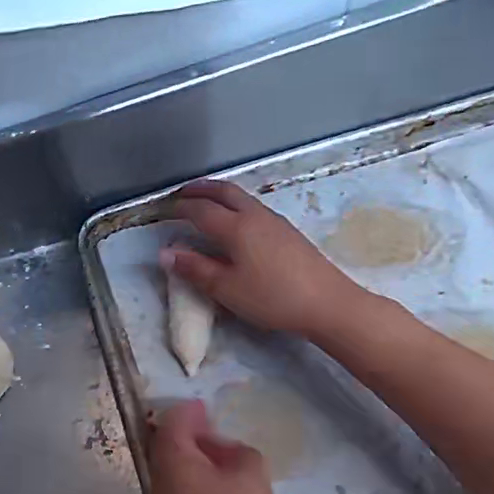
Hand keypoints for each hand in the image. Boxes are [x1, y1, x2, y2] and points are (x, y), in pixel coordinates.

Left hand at [147, 400, 282, 493]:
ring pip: (187, 481)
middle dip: (197, 440)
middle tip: (223, 437)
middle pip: (175, 452)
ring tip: (240, 469)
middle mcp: (165, 486)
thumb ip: (244, 457)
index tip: (205, 407)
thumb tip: (231, 454)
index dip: (190, 412)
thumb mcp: (250, 481)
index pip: (173, 424)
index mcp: (173, 462)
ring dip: (209, 471)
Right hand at [161, 181, 372, 337]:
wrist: (328, 303)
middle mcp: (255, 216)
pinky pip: (254, 208)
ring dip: (220, 195)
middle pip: (224, 192)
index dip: (180, 207)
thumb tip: (166, 253)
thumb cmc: (272, 297)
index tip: (165, 209)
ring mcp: (275, 222)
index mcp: (236, 227)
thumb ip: (195, 269)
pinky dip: (235, 205)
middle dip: (201, 189)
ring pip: (242, 197)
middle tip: (183, 192)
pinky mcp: (288, 232)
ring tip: (206, 203)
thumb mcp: (226, 288)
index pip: (201, 210)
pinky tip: (236, 222)